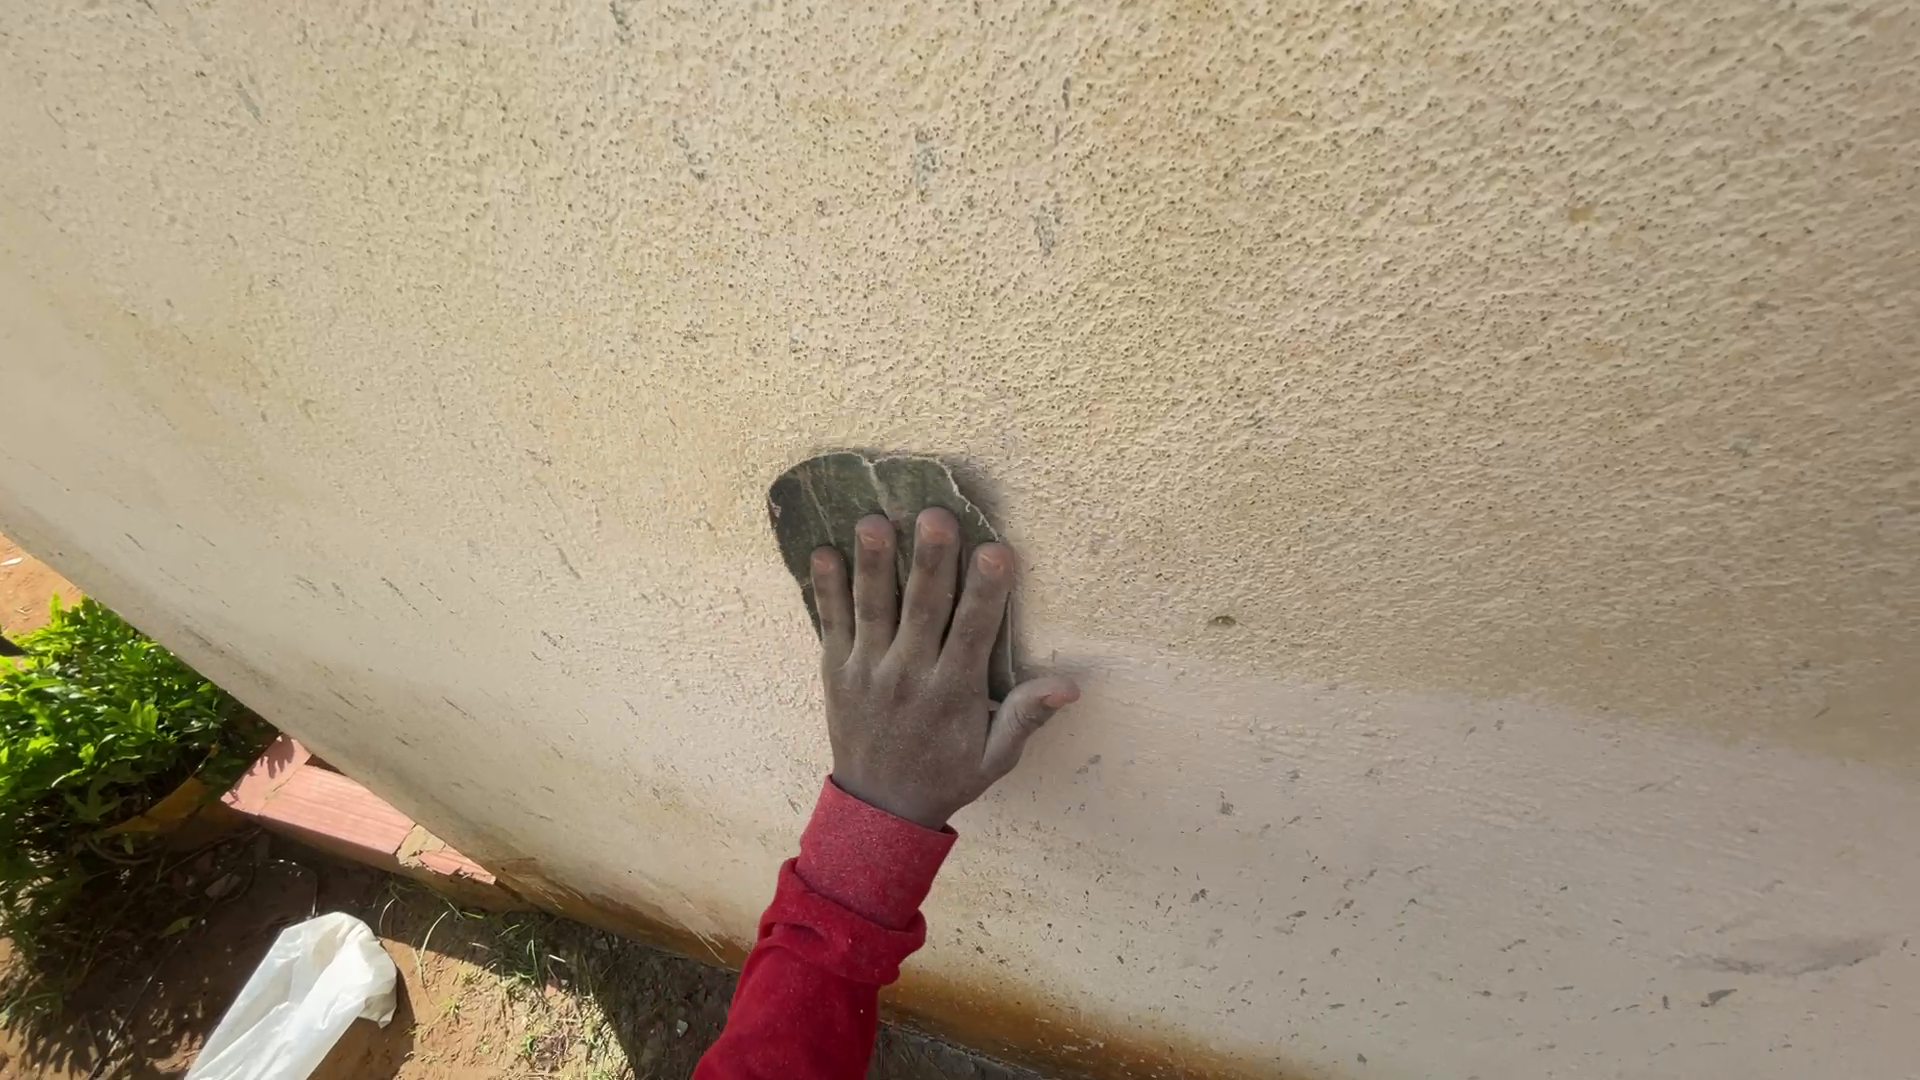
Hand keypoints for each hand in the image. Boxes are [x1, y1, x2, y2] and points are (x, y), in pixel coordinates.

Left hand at [810, 508, 1079, 828]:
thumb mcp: (996, 757)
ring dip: (875, 564)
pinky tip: (823, 552)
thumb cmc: (945, 774)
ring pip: (874, 609)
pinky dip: (826, 589)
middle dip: (932, 562)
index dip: (987, 592)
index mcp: (953, 693)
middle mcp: (910, 675)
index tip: (997, 551)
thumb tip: (1070, 686)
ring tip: (874, 521)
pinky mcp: (837, 669)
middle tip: (935, 516)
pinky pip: (832, 623)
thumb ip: (1027, 717)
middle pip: (923, 610)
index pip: (973, 633)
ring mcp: (868, 670)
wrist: (877, 809)